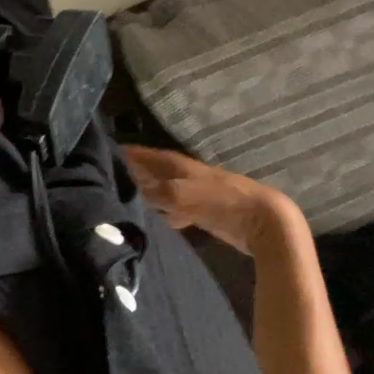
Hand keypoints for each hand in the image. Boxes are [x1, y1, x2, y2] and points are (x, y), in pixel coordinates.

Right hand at [122, 145, 303, 256]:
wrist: (265, 222)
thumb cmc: (221, 202)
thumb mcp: (181, 196)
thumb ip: (156, 193)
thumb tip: (135, 191)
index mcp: (179, 165)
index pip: (148, 155)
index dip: (131, 153)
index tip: (108, 151)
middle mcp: (186, 175)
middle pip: (156, 171)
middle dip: (137, 171)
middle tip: (112, 175)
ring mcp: (197, 194)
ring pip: (166, 189)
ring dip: (151, 192)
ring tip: (130, 197)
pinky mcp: (206, 213)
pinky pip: (177, 208)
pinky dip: (166, 211)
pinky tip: (160, 219)